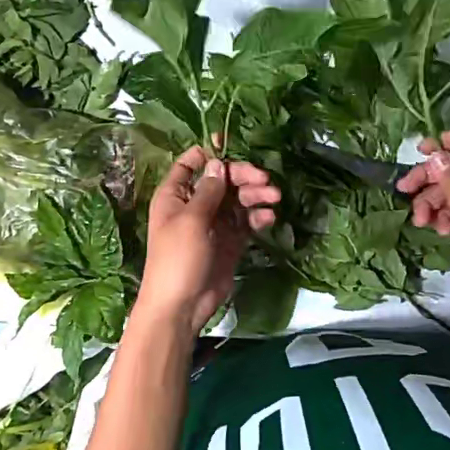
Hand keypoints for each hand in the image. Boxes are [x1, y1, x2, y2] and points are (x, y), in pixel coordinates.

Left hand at [138, 146, 279, 332]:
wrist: (182, 305)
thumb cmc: (177, 258)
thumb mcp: (191, 220)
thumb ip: (208, 191)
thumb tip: (219, 163)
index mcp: (175, 195)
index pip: (191, 164)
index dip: (209, 153)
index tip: (231, 143)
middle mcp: (195, 205)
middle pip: (222, 180)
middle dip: (243, 177)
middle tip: (265, 180)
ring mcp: (213, 223)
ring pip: (238, 200)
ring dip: (256, 196)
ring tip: (274, 198)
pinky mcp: (230, 242)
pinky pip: (246, 222)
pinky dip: (257, 217)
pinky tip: (268, 219)